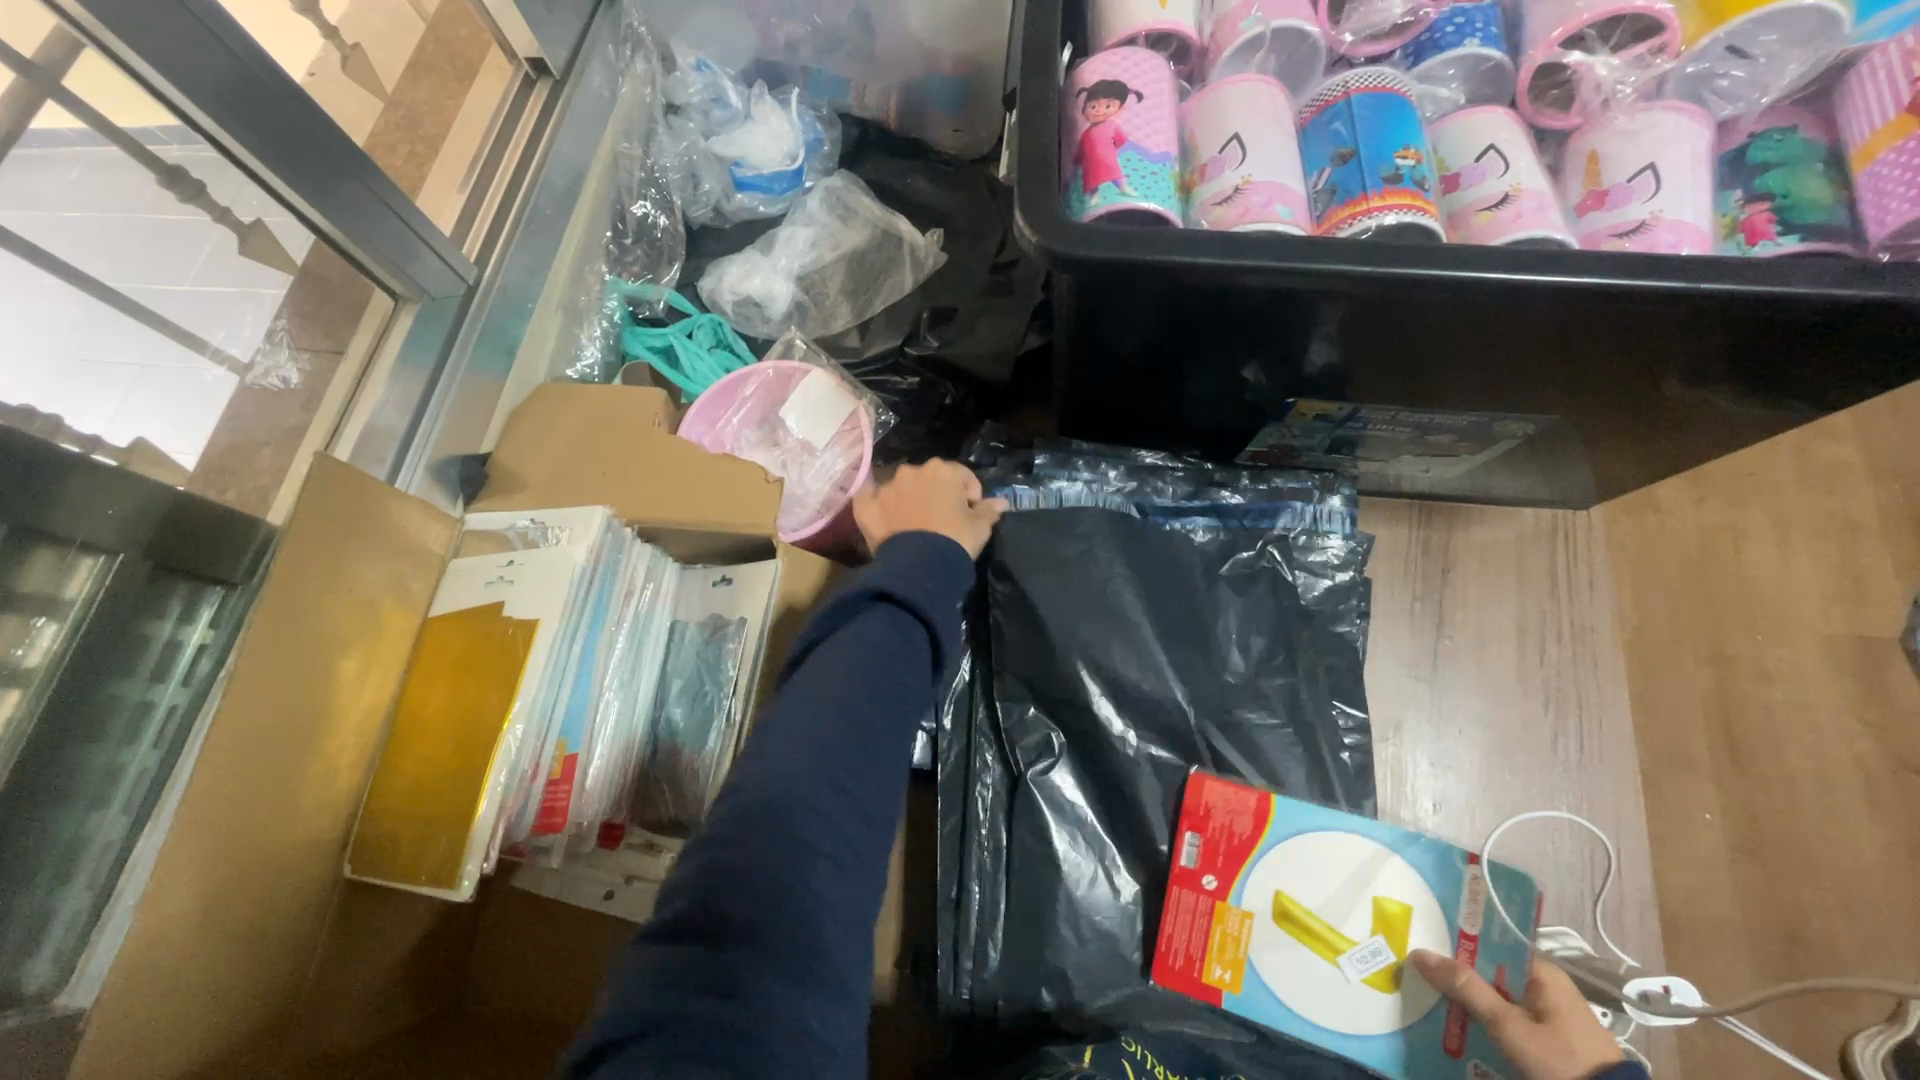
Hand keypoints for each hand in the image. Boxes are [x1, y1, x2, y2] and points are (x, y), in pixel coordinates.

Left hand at [854, 459, 1006, 559]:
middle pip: (930, 479)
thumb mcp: (980, 528)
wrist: (920, 567)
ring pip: (901, 488)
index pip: (962, 476)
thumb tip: (1001, 503)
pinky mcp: (865, 505)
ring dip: (909, 499)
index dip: (969, 495)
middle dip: (937, 494)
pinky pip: (870, 498)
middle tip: (942, 521)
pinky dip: (877, 505)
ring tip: (914, 525)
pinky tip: (883, 517)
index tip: (970, 514)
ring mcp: (886, 487)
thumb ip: (989, 510)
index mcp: (943, 470)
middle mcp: (912, 471)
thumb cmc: (955, 541)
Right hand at [1409, 949, 1624, 1079]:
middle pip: (1490, 970)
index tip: (1422, 944)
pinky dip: (1484, 1018)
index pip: (1489, 943)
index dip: (1455, 942)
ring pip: (1496, 995)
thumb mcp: (1507, 1025)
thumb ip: (1465, 987)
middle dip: (1457, 974)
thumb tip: (1419, 952)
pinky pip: (1506, 1015)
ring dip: (1468, 999)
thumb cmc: (1560, 1060)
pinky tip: (1458, 1023)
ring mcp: (1548, 1011)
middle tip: (1418, 973)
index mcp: (1541, 970)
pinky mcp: (1548, 1034)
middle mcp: (1545, 983)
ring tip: (1429, 997)